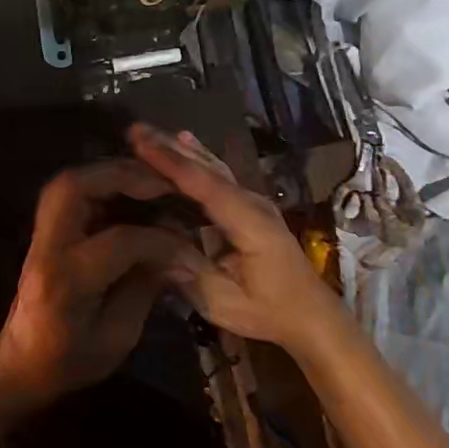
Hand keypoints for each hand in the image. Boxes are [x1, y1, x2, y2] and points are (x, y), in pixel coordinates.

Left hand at [0, 160, 193, 409]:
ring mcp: (41, 234)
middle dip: (123, 176)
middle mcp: (48, 247)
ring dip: (111, 173)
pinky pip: (71, 191)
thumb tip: (181, 254)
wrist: (20, 364)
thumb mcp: (117, 337)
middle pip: (75, 187)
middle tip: (164, 184)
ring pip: (69, 181)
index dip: (160, 241)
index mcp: (65, 281)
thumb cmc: (70, 361)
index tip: (189, 248)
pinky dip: (102, 183)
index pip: (118, 241)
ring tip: (151, 182)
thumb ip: (145, 288)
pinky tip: (131, 191)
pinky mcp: (46, 229)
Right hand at [130, 123, 345, 350]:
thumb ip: (188, 272)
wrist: (312, 317)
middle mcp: (252, 203)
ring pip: (214, 168)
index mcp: (250, 223)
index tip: (141, 143)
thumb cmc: (270, 313)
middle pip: (208, 168)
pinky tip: (183, 143)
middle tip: (136, 130)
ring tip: (150, 133)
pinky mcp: (250, 207)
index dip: (172, 163)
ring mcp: (254, 202)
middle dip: (170, 148)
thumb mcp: (225, 303)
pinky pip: (219, 176)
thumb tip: (149, 246)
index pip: (205, 185)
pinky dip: (196, 159)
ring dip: (181, 150)